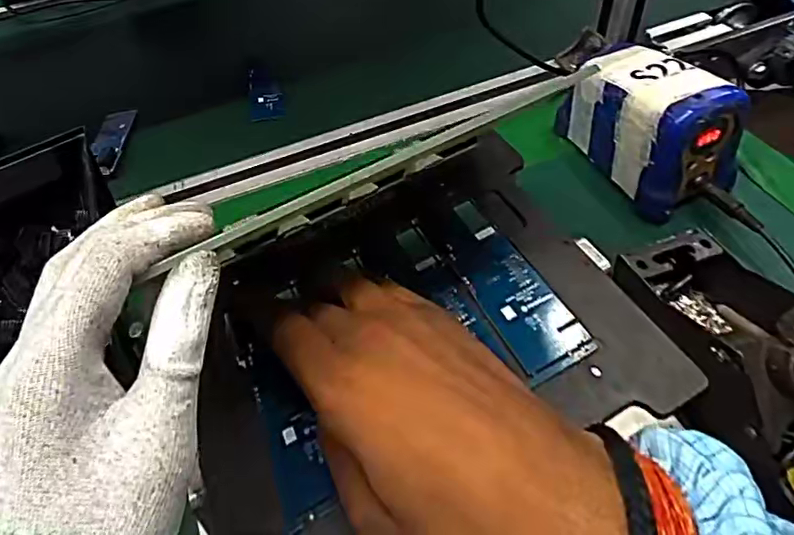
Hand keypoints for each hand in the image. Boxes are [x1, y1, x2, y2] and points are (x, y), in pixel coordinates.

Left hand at [0, 196, 218, 534]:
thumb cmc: (101, 526)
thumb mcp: (158, 432)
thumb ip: (179, 340)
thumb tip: (199, 267)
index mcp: (49, 360)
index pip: (107, 262)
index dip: (160, 232)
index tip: (206, 223)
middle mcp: (26, 357)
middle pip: (77, 259)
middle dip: (132, 224)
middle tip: (184, 210)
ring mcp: (24, 374)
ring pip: (65, 280)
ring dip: (113, 243)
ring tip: (156, 224)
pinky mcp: (32, 391)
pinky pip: (65, 310)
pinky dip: (102, 278)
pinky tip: (131, 282)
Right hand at [272, 277, 624, 534]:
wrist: (543, 492)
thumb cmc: (456, 512)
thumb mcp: (369, 507)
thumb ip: (336, 448)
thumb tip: (330, 417)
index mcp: (343, 381)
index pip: (284, 326)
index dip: (260, 312)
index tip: (250, 308)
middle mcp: (373, 334)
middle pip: (316, 298)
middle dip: (296, 307)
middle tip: (287, 321)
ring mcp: (412, 319)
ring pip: (355, 282)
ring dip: (335, 291)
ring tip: (328, 306)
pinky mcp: (444, 318)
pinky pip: (393, 289)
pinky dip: (374, 296)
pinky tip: (378, 314)